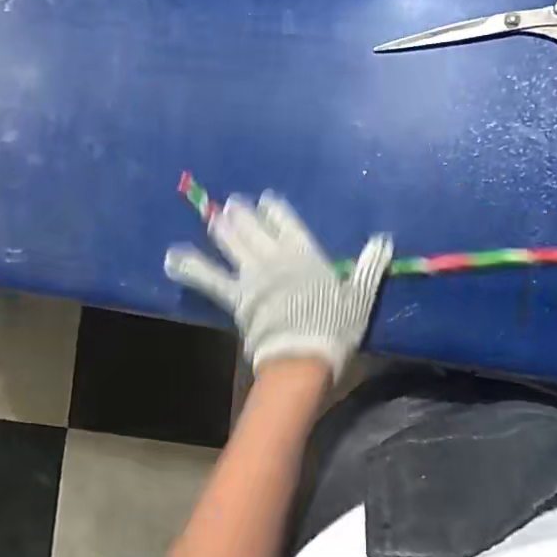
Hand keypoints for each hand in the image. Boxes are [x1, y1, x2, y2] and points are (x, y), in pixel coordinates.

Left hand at [164, 192, 391, 378]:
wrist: (304, 355)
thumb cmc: (336, 327)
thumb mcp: (361, 295)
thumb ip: (369, 266)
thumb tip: (383, 240)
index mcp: (306, 255)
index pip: (288, 224)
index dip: (275, 211)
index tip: (266, 201)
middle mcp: (276, 258)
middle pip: (255, 230)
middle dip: (243, 216)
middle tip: (233, 205)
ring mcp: (252, 276)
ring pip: (233, 245)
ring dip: (222, 230)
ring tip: (214, 216)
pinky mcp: (236, 297)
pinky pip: (209, 278)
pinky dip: (190, 266)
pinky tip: (173, 256)